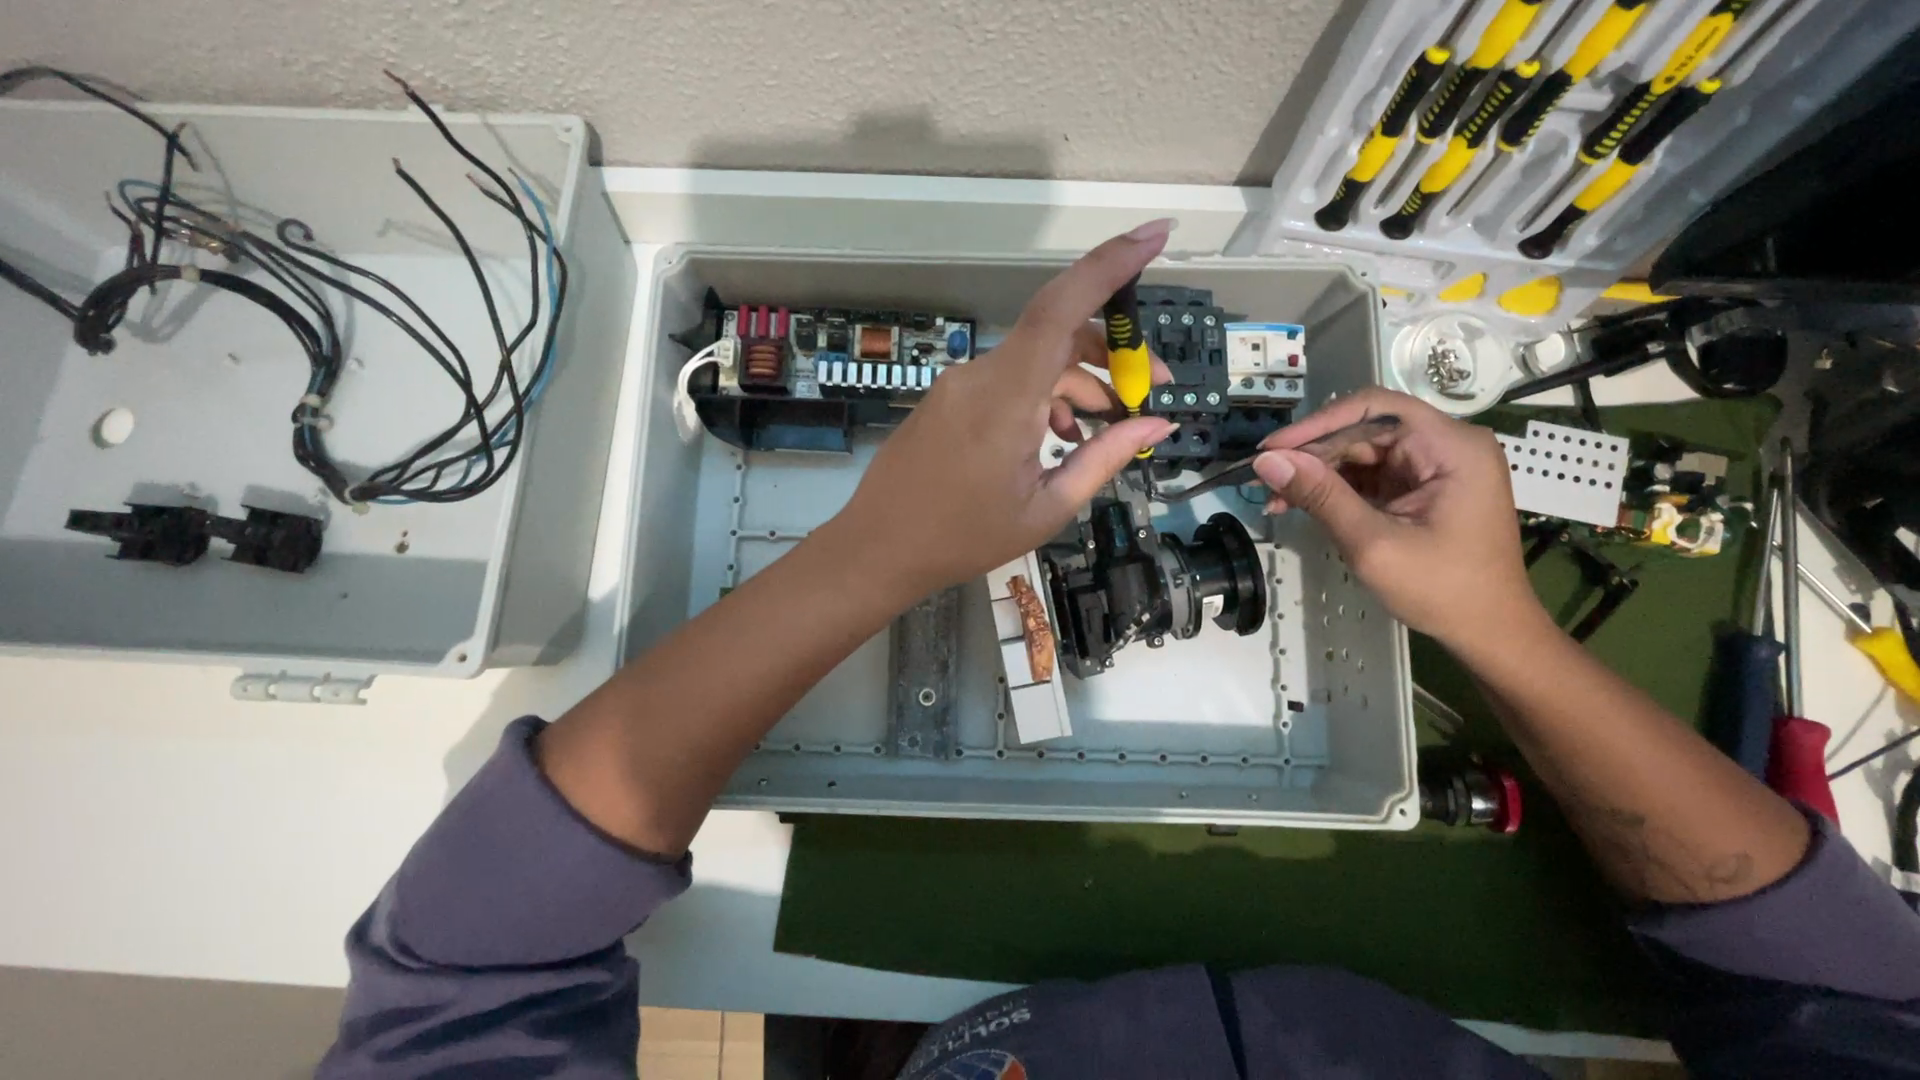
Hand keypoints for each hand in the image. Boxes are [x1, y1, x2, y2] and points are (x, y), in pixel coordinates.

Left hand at [822, 221, 1180, 599]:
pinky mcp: (949, 398)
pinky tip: (1063, 434)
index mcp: (1006, 399)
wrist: (877, 548)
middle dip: (1113, 351)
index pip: (1062, 308)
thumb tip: (1156, 422)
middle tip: (1154, 388)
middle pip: (1057, 333)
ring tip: (1110, 424)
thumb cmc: (963, 539)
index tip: (1155, 235)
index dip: (1110, 264)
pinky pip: (1008, 380)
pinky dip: (1044, 395)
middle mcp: (981, 376)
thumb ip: (1104, 458)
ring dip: (1079, 379)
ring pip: (1035, 359)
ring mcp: (960, 384)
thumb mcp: (1046, 508)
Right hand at [1251, 388, 1546, 649]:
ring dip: (1319, 473)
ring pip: (1363, 451)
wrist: (1491, 632)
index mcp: (1451, 446)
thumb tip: (1267, 461)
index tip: (1272, 450)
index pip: (1374, 409)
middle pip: (1366, 429)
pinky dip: (1336, 489)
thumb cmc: (1442, 589)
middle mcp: (1448, 445)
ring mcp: (1436, 466)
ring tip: (1277, 498)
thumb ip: (1321, 496)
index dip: (1317, 424)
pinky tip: (1302, 503)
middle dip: (1313, 454)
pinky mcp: (1423, 487)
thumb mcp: (1373, 543)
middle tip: (1266, 479)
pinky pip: (1372, 474)